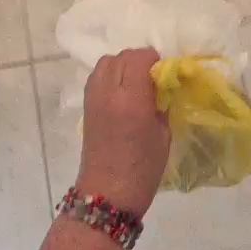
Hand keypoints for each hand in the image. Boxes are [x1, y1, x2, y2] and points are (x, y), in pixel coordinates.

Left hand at [74, 48, 169, 217]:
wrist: (108, 193)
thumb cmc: (143, 169)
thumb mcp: (163, 134)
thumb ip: (162, 103)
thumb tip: (163, 85)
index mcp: (131, 100)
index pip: (139, 59)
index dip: (154, 59)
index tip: (165, 71)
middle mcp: (108, 92)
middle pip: (121, 56)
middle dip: (139, 59)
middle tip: (153, 76)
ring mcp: (93, 97)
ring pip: (106, 62)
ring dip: (122, 64)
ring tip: (136, 82)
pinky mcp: (86, 105)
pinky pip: (97, 76)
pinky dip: (110, 74)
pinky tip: (122, 91)